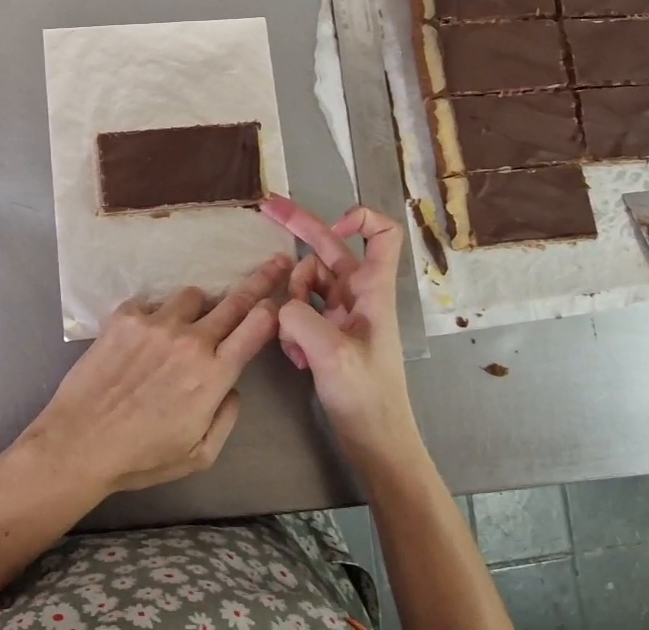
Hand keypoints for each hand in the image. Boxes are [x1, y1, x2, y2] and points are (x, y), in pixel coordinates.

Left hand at [21, 254, 289, 495]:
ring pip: (192, 296)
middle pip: (235, 300)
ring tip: (181, 330)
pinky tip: (141, 341)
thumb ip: (227, 415)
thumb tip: (232, 385)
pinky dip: (154, 317)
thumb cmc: (141, 458)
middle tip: (274, 261)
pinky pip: (151, 304)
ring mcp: (156, 323)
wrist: (78, 444)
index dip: (274, 306)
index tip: (282, 293)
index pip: (257, 326)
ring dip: (196, 309)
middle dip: (259, 279)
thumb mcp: (200, 455)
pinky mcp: (125, 317)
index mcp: (214, 375)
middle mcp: (190, 340)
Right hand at [261, 195, 423, 467]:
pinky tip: (293, 355)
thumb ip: (300, 318)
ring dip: (290, 300)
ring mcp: (342, 314)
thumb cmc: (366, 397)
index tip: (332, 231)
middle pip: (328, 247)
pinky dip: (289, 325)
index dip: (359, 220)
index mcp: (372, 290)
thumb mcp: (332, 355)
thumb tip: (280, 306)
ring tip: (290, 339)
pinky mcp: (328, 333)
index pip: (382, 235)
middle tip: (266, 206)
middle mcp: (357, 295)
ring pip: (306, 281)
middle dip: (299, 227)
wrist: (376, 443)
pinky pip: (299, 311)